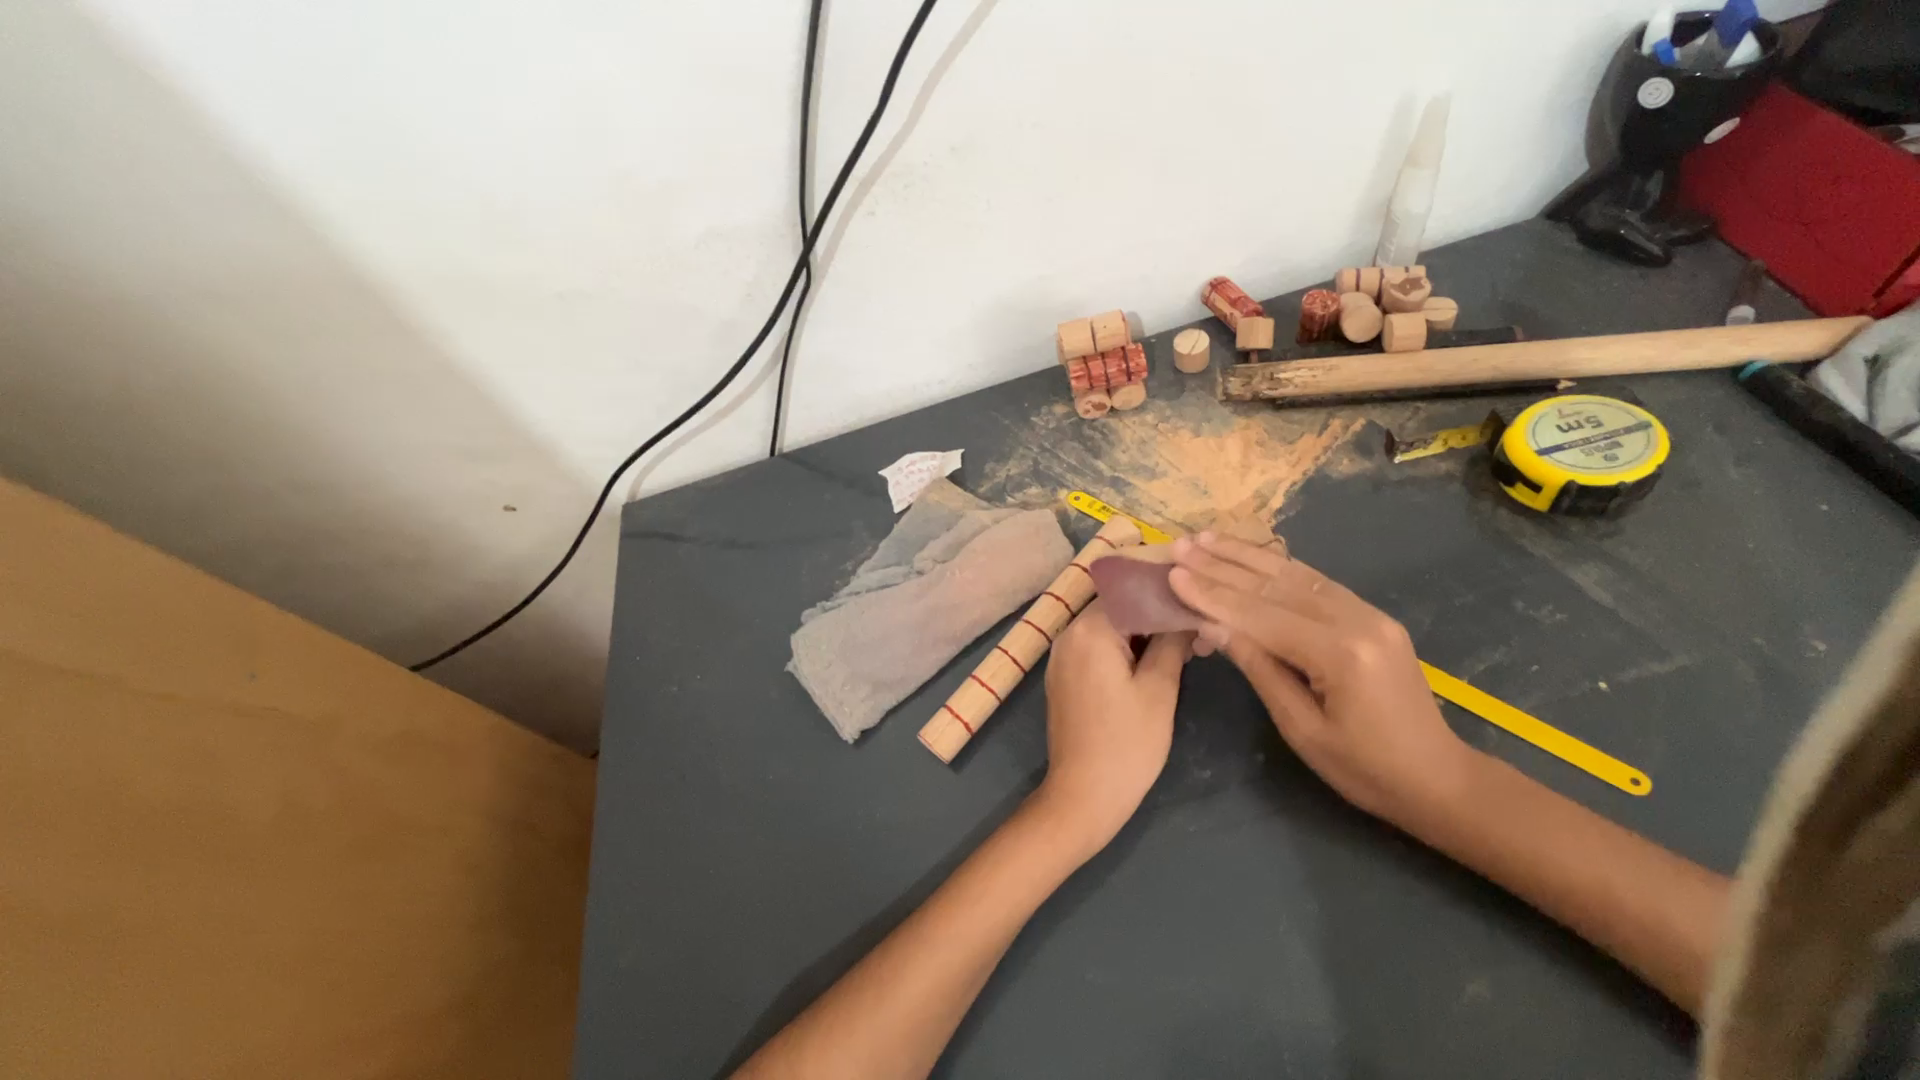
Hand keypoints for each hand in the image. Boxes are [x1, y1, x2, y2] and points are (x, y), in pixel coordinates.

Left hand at [1036, 599, 1191, 855]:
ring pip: (1110, 626)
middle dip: (1159, 612)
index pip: (1132, 590)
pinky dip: (1126, 647)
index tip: (1201, 597)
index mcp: (1090, 630)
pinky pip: (1098, 647)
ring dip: (1145, 631)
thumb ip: (1172, 642)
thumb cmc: (1127, 744)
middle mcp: (1069, 634)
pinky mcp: (1065, 677)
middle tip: (1199, 626)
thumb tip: (1190, 613)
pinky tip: (1158, 660)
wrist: (1083, 795)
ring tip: (1187, 644)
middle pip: (1119, 605)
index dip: (1169, 591)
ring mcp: (1063, 656)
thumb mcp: (1159, 689)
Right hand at [1168, 533, 1469, 825]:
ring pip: (1296, 575)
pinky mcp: (1373, 617)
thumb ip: (1259, 668)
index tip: (1173, 573)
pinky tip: (1252, 556)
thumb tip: (1212, 626)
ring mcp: (1370, 614)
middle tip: (1181, 545)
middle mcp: (1358, 620)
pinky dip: (1277, 568)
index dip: (1213, 594)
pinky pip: (1316, 584)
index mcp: (1341, 654)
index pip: (1261, 615)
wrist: (1437, 779)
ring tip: (1207, 538)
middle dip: (1223, 565)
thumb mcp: (1301, 728)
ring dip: (1247, 556)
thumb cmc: (1363, 769)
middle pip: (1276, 586)